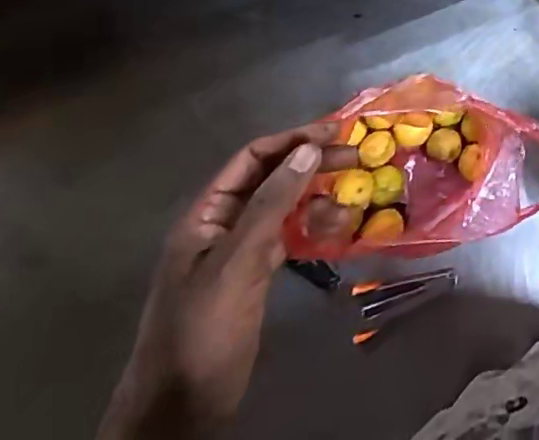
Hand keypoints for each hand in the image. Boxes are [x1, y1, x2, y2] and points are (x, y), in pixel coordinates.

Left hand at [98, 122, 356, 439]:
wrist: (181, 407)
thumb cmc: (203, 327)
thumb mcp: (237, 261)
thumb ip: (272, 203)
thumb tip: (308, 148)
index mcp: (206, 215)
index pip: (251, 159)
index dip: (292, 139)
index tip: (336, 132)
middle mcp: (223, 224)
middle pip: (272, 179)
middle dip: (312, 165)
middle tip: (357, 159)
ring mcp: (241, 250)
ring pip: (285, 207)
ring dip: (318, 198)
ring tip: (352, 200)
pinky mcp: (257, 274)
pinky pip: (290, 235)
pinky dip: (315, 227)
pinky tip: (339, 227)